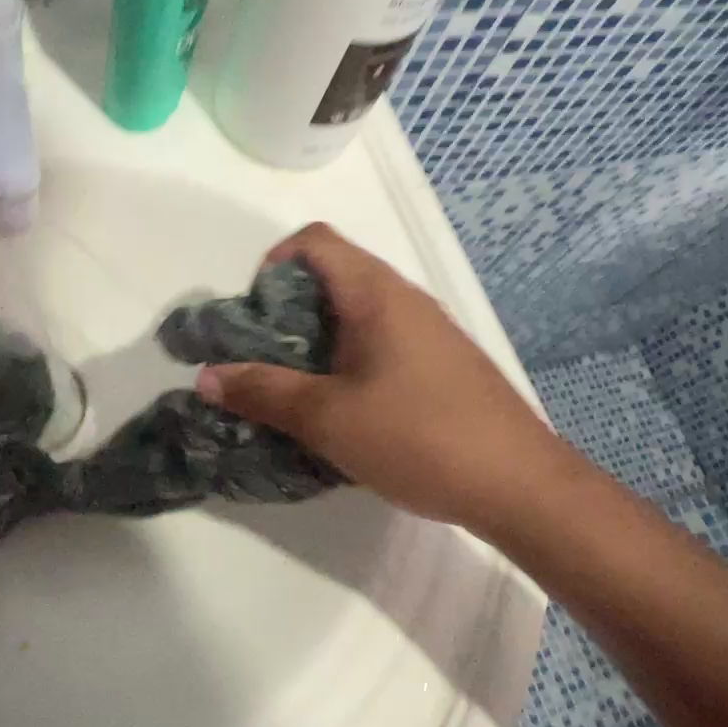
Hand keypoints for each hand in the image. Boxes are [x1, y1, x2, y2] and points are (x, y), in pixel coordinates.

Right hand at [196, 224, 578, 529]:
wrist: (520, 485)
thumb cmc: (419, 438)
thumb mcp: (328, 419)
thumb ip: (263, 392)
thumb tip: (206, 376)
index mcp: (376, 294)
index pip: (315, 241)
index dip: (273, 263)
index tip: (252, 314)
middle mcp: (405, 300)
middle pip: (332, 277)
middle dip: (286, 312)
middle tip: (262, 361)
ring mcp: (429, 332)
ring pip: (357, 315)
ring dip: (316, 343)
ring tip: (294, 390)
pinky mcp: (442, 365)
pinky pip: (381, 344)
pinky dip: (348, 362)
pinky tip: (343, 412)